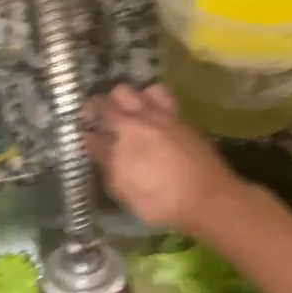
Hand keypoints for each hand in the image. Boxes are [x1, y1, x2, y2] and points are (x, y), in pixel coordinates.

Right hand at [85, 84, 249, 234]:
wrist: (208, 198)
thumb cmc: (160, 202)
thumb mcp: (124, 191)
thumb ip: (105, 164)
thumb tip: (92, 144)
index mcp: (121, 137)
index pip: (92, 129)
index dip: (84, 133)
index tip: (83, 138)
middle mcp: (139, 119)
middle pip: (112, 97)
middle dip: (101, 105)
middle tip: (100, 119)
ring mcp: (163, 115)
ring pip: (139, 90)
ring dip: (129, 99)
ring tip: (129, 113)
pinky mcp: (182, 118)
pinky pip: (162, 97)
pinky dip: (151, 101)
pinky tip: (152, 116)